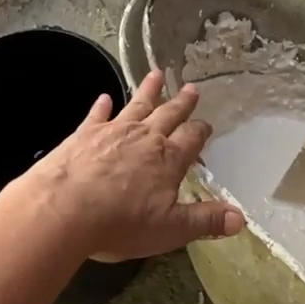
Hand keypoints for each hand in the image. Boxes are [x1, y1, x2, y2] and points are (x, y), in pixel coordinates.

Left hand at [7, 70, 245, 260]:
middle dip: (181, 103)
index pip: (191, 140)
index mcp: (168, 160)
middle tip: (191, 87)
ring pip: (136, 105)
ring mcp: (113, 131)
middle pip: (168, 115)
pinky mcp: (85, 134)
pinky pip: (97, 114)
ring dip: (148, 91)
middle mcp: (144, 138)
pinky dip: (102, 106)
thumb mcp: (170, 230)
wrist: (64, 209)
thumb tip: (240, 219)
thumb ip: (205, 221)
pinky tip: (104, 98)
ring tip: (156, 73)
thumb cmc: (120, 223)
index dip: (200, 132)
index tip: (206, 124)